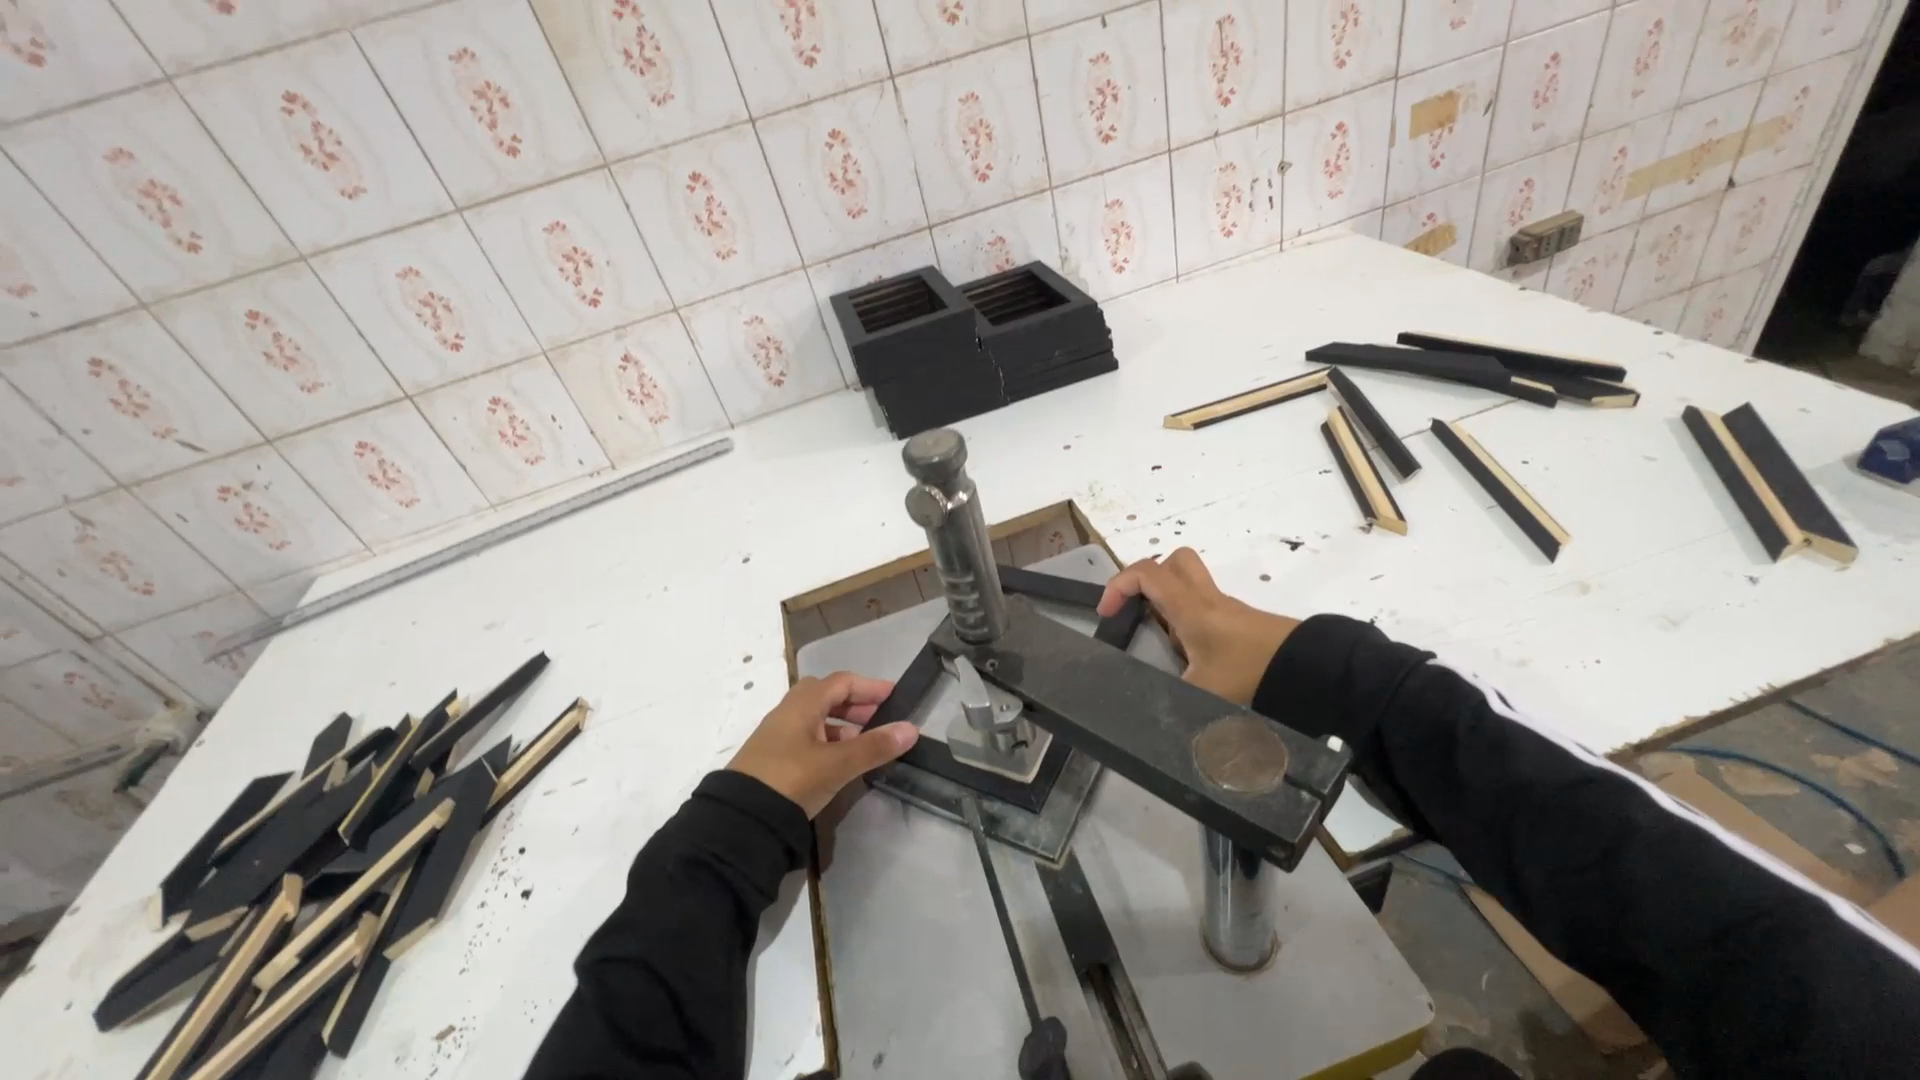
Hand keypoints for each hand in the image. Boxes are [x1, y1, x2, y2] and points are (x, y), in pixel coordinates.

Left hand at [726, 673, 919, 818]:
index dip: (870, 686)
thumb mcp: (837, 764)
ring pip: (816, 719)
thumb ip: (874, 747)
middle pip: (827, 696)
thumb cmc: (792, 779)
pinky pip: (808, 738)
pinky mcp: (773, 759)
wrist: (741, 819)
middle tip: (881, 719)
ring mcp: (778, 736)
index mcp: (802, 704)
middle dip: (856, 704)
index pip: (842, 682)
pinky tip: (840, 762)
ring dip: (843, 725)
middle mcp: (788, 713)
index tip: (895, 696)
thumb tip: (911, 729)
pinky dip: (829, 742)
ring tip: (865, 744)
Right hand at [1097, 547, 1298, 705]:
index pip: (1146, 573)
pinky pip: (1204, 606)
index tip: (1107, 615)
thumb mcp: (1202, 694)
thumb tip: (1144, 718)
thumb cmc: (1250, 675)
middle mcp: (1207, 599)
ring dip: (1167, 603)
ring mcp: (1227, 609)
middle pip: (1173, 562)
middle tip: (1137, 613)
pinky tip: (1189, 657)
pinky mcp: (1241, 623)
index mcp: (1190, 607)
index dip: (1118, 586)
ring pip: (1189, 584)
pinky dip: (1187, 620)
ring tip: (1161, 642)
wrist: (1312, 672)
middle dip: (1147, 580)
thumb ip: (1170, 700)